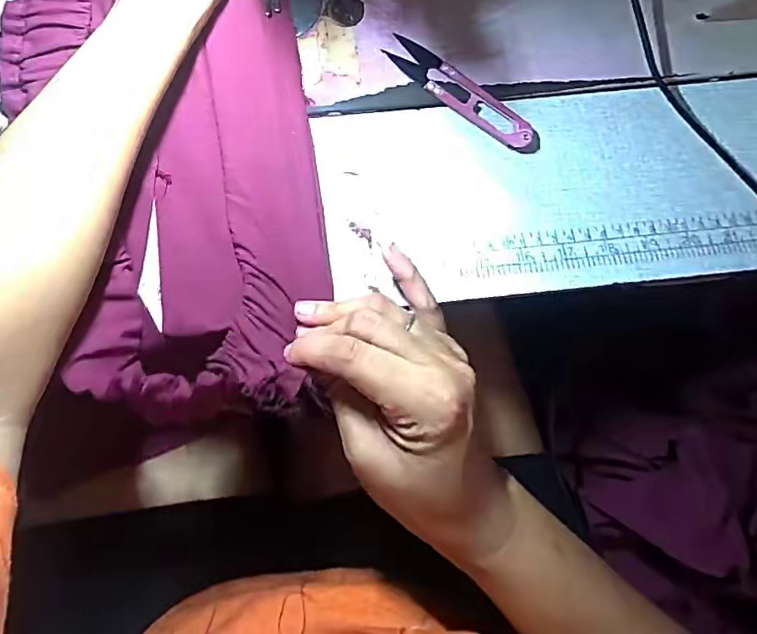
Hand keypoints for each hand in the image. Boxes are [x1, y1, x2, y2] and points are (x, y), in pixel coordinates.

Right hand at [286, 247, 515, 558]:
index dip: (314, 348)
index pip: (356, 354)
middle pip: (370, 324)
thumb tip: (312, 356)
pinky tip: (390, 252)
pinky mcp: (448, 345)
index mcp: (427, 397)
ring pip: (386, 309)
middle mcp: (443, 363)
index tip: (287, 353)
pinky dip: (407, 276)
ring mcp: (449, 350)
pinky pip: (426, 303)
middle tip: (294, 333)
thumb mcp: (366, 455)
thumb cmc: (416, 493)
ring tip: (309, 310)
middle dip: (326, 325)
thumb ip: (341, 396)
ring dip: (345, 306)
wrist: (470, 503)